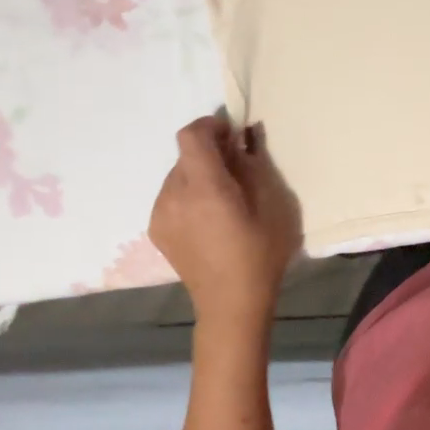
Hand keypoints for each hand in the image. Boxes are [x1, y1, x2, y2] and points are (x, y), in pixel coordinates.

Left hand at [149, 115, 302, 324]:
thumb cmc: (261, 255)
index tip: (232, 135)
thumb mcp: (272, 206)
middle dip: (209, 153)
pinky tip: (209, 219)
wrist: (231, 304)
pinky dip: (189, 196)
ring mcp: (161, 213)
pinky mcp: (157, 229)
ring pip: (177, 176)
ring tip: (224, 198)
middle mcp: (174, 195)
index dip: (210, 125)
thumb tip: (243, 140)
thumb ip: (254, 167)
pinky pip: (171, 198)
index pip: (191, 135)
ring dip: (199, 175)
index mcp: (204, 187)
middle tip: (237, 167)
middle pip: (185, 155)